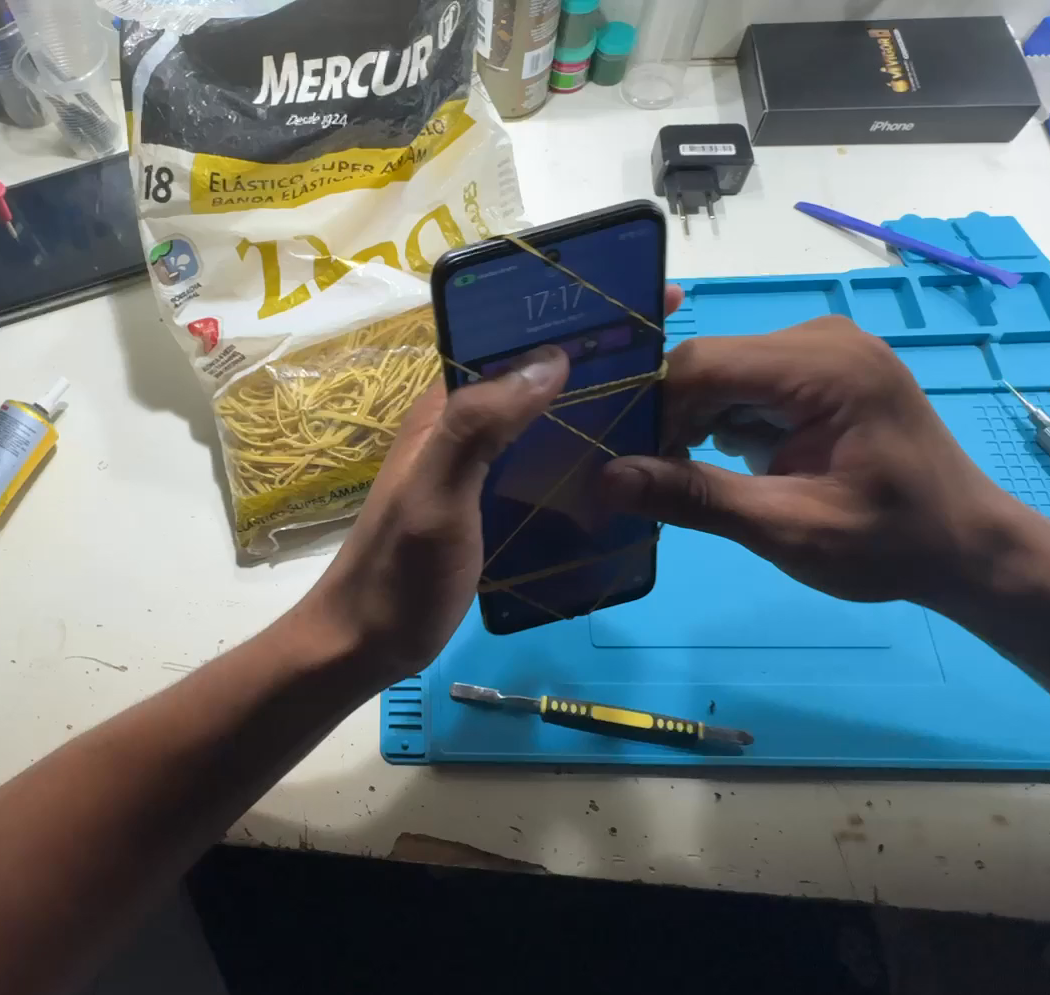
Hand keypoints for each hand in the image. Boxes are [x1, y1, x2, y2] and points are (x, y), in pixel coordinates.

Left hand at [305, 286, 685, 679]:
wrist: (368, 643)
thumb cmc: (398, 572)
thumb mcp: (434, 495)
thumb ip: (478, 426)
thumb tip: (551, 358)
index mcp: (447, 412)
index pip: (512, 340)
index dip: (573, 311)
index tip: (650, 297)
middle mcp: (465, 431)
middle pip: (537, 378)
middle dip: (602, 358)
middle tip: (680, 357)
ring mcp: (480, 472)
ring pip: (547, 424)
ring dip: (599, 411)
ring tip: (674, 408)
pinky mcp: (493, 511)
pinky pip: (546, 470)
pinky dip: (584, 462)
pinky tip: (630, 473)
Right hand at [598, 315, 1019, 604]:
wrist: (966, 548)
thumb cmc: (889, 543)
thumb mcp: (785, 528)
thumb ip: (696, 498)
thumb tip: (605, 479)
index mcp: (826, 366)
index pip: (702, 364)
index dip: (650, 410)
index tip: (622, 465)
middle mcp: (820, 340)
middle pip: (705, 365)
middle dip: (664, 420)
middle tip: (641, 479)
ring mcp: (818, 353)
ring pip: (715, 376)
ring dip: (683, 425)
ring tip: (670, 478)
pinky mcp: (812, 374)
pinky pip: (737, 387)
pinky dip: (710, 424)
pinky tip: (705, 464)